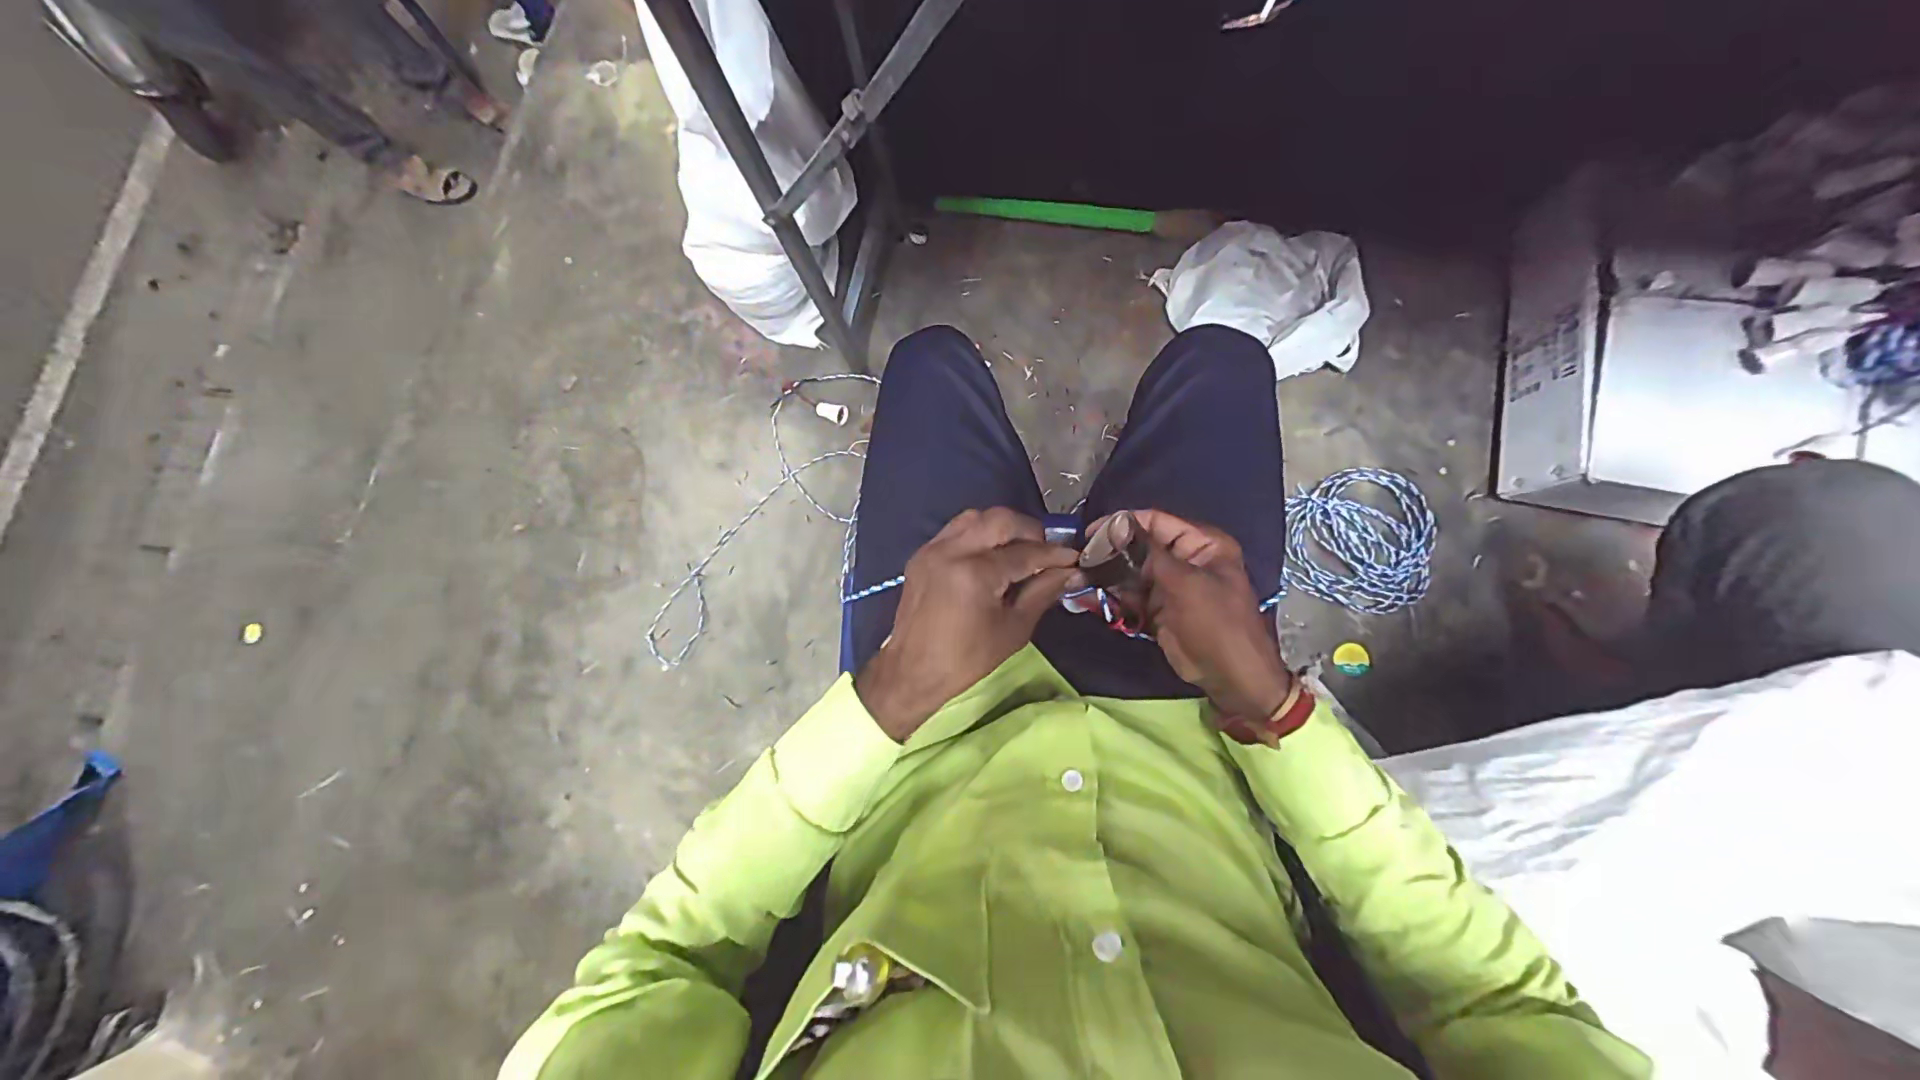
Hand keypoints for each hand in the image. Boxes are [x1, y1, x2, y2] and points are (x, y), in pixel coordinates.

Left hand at [856, 508, 1077, 741]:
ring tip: (1019, 550)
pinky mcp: (922, 555)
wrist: (913, 672)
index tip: (1073, 557)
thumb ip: (1042, 592)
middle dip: (1029, 530)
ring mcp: (932, 549)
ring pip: (975, 518)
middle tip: (1046, 551)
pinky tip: (991, 554)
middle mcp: (951, 551)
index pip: (1024, 553)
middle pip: (1000, 520)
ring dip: (1002, 527)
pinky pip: (956, 530)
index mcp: (975, 573)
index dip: (1054, 555)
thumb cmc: (967, 659)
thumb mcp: (1013, 629)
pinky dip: (979, 534)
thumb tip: (1069, 571)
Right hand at [1103, 509, 1293, 724]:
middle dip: (1112, 552)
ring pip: (1132, 572)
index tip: (1091, 532)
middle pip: (1141, 546)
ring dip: (1109, 576)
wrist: (1230, 677)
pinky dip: (1115, 598)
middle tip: (1082, 558)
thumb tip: (1116, 524)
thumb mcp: (1185, 582)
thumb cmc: (1216, 623)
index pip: (1157, 521)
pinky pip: (1132, 596)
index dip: (1124, 523)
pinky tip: (1092, 598)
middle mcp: (1186, 560)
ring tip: (1082, 578)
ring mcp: (1171, 586)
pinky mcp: (1159, 609)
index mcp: (1203, 544)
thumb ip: (1149, 552)